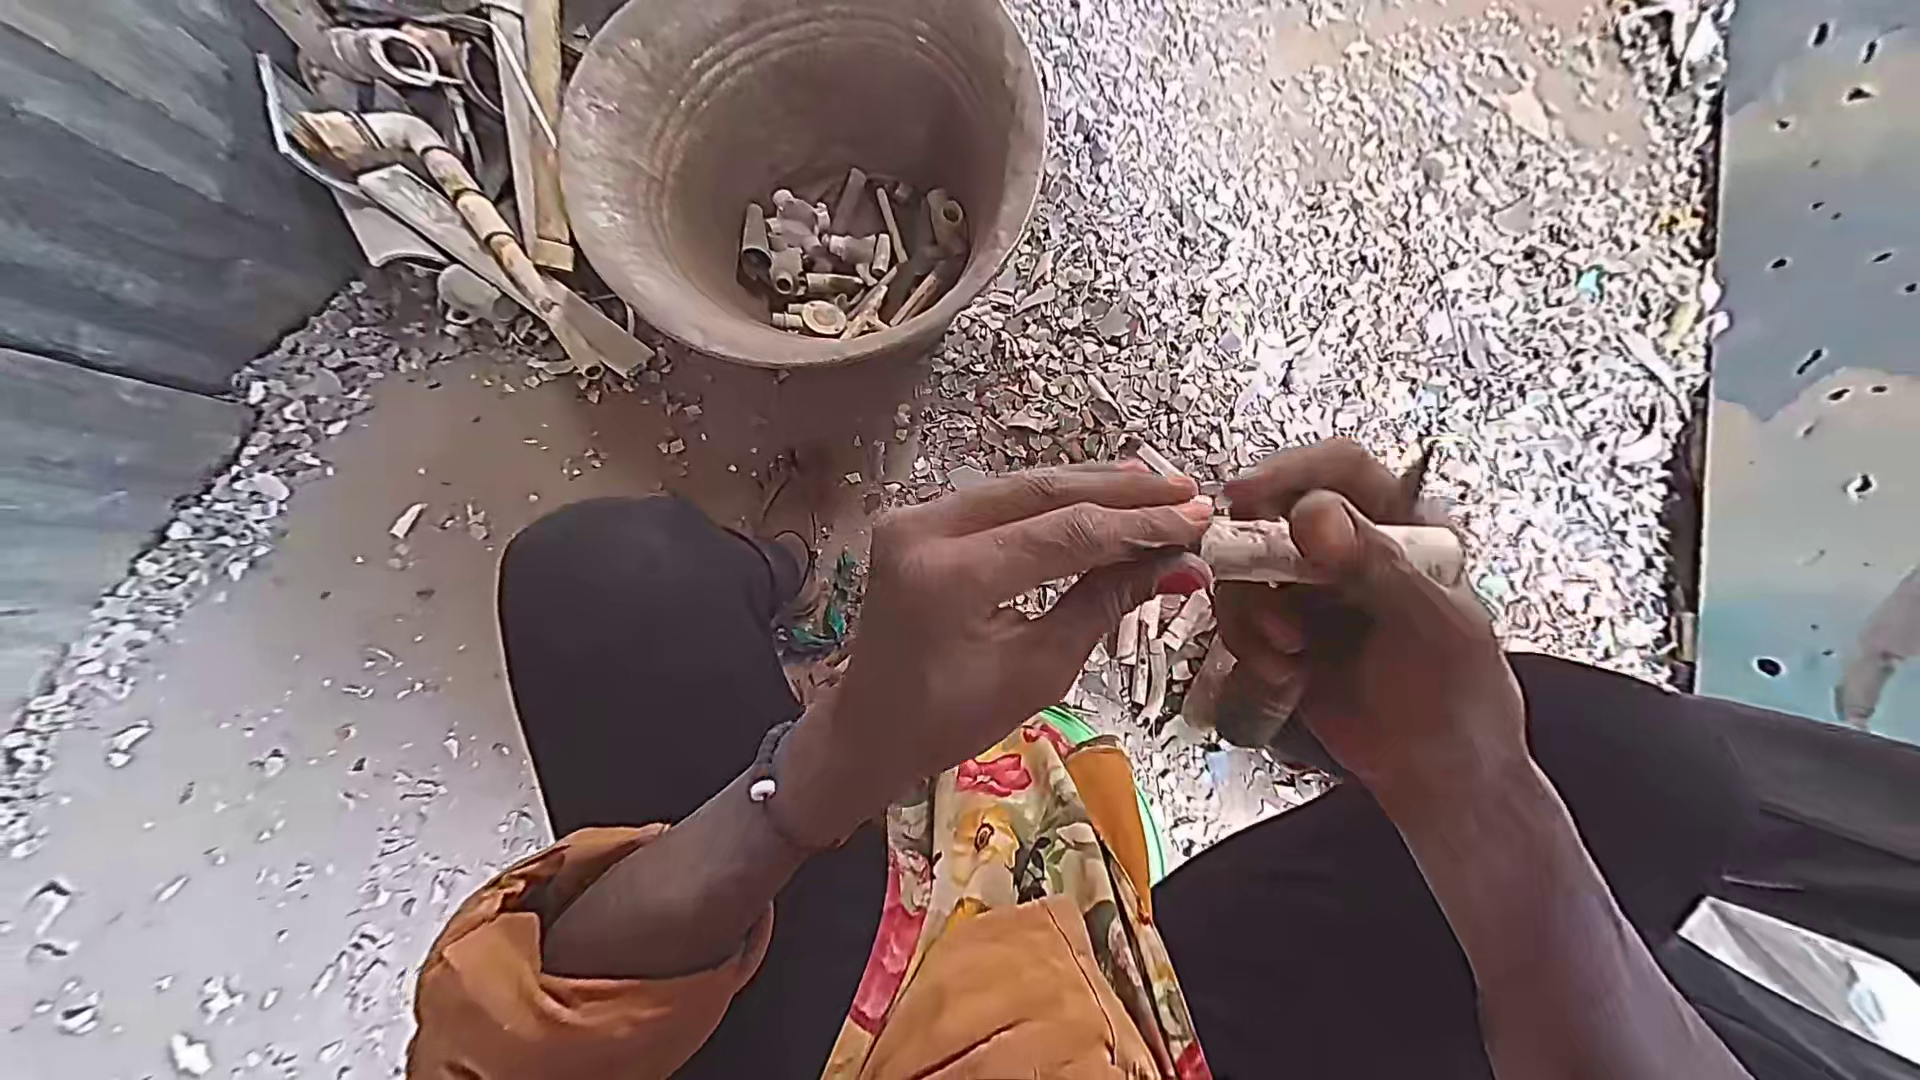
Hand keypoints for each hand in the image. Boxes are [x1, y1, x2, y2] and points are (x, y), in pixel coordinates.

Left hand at [780, 462, 1212, 841]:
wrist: (870, 724)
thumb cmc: (949, 720)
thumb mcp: (1037, 670)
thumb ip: (1103, 604)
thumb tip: (1177, 566)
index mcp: (951, 579)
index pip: (1064, 533)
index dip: (1137, 525)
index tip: (1195, 519)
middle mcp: (924, 531)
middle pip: (1040, 492)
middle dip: (1119, 491)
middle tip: (1183, 492)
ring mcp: (913, 519)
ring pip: (1019, 487)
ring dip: (1087, 487)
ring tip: (1153, 488)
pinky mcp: (916, 521)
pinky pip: (996, 501)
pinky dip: (1047, 502)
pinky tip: (1091, 497)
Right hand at [1215, 440, 1526, 812]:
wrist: (1433, 773)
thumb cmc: (1459, 697)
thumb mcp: (1435, 626)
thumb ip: (1377, 565)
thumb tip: (1312, 513)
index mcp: (1400, 528)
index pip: (1341, 468)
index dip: (1292, 470)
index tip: (1247, 494)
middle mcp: (1344, 550)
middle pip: (1271, 514)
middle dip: (1254, 553)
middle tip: (1251, 583)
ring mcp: (1305, 589)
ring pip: (1242, 567)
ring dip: (1250, 608)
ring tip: (1286, 648)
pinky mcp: (1277, 626)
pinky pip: (1236, 614)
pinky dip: (1247, 641)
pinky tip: (1282, 671)